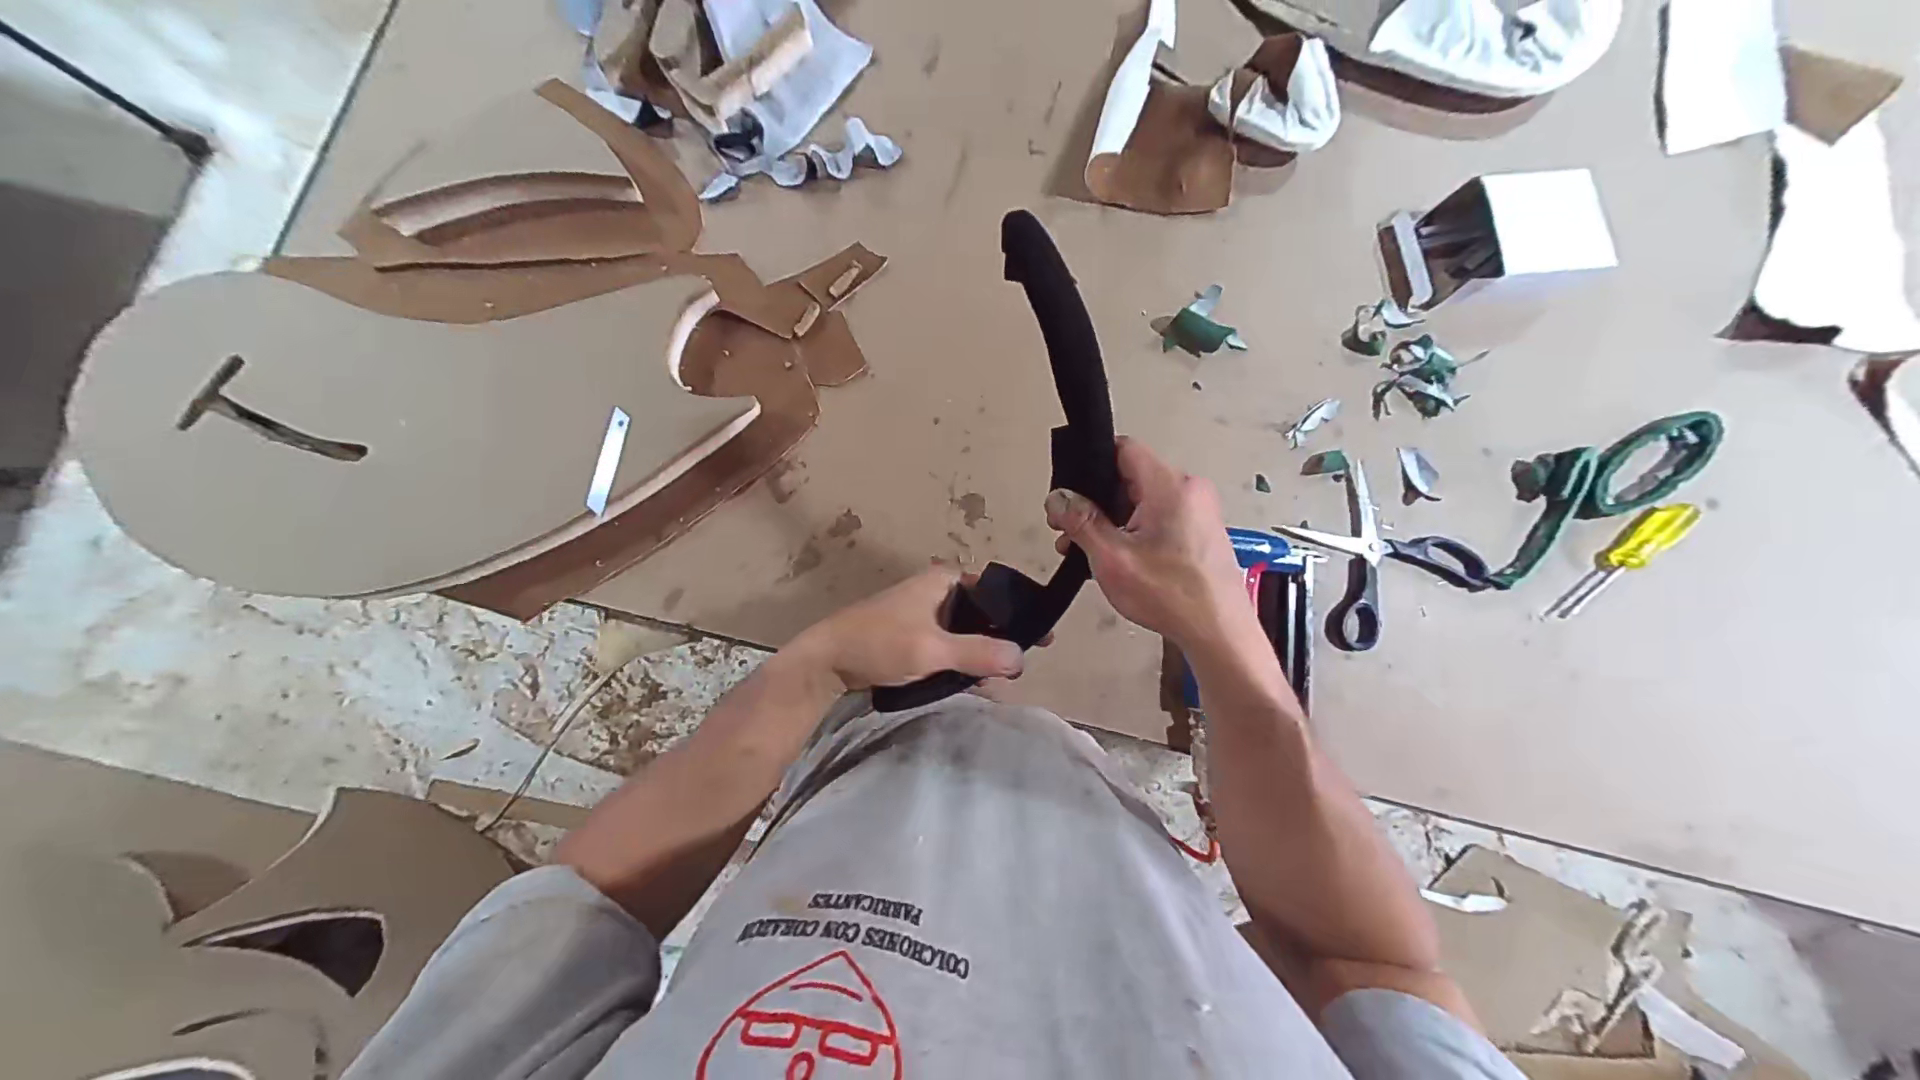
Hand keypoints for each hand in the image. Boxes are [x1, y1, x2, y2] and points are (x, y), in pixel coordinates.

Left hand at [785, 566, 1025, 691]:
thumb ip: (978, 653)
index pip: (996, 589)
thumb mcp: (931, 650)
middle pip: (984, 612)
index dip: (1020, 612)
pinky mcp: (916, 635)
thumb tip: (1021, 659)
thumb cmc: (879, 643)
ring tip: (1001, 677)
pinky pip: (951, 645)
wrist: (826, 661)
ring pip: (968, 631)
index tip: (1042, 638)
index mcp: (945, 580)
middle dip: (1003, 637)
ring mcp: (926, 613)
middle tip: (1021, 664)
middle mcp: (939, 591)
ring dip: (983, 652)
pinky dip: (964, 660)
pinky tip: (975, 681)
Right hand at [1044, 436, 1256, 652]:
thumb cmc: (1176, 597)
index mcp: (1170, 486)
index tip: (1071, 487)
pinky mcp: (1198, 531)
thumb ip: (1081, 521)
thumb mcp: (1111, 557)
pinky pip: (1158, 518)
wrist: (1218, 633)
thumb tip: (1060, 498)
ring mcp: (1197, 511)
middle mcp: (1189, 491)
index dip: (1091, 464)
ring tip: (1089, 550)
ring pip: (1141, 500)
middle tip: (1071, 526)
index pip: (1124, 449)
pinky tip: (1115, 558)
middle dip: (1096, 501)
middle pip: (1130, 477)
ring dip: (1112, 520)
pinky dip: (1133, 531)